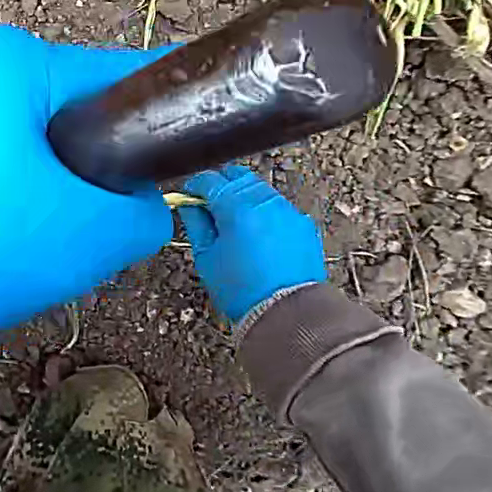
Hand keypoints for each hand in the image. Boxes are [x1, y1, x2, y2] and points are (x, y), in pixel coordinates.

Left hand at [0, 26, 172, 353]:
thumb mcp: (84, 235)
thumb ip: (147, 215)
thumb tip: (147, 207)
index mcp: (17, 60)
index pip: (126, 79)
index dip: (163, 128)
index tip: (181, 176)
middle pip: (84, 119)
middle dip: (103, 175)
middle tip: (101, 230)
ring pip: (46, 148)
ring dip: (62, 196)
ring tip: (45, 244)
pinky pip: (4, 165)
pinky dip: (21, 202)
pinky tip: (4, 243)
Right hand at [177, 164, 326, 323]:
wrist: (286, 314)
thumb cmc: (244, 292)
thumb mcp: (207, 258)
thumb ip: (196, 224)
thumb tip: (190, 205)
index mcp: (237, 208)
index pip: (210, 180)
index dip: (195, 186)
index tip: (190, 195)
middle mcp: (264, 202)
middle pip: (237, 176)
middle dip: (221, 186)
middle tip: (210, 206)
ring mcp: (287, 210)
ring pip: (259, 189)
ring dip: (244, 198)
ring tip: (235, 223)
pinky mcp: (302, 223)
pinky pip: (279, 207)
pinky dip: (265, 212)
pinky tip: (258, 234)